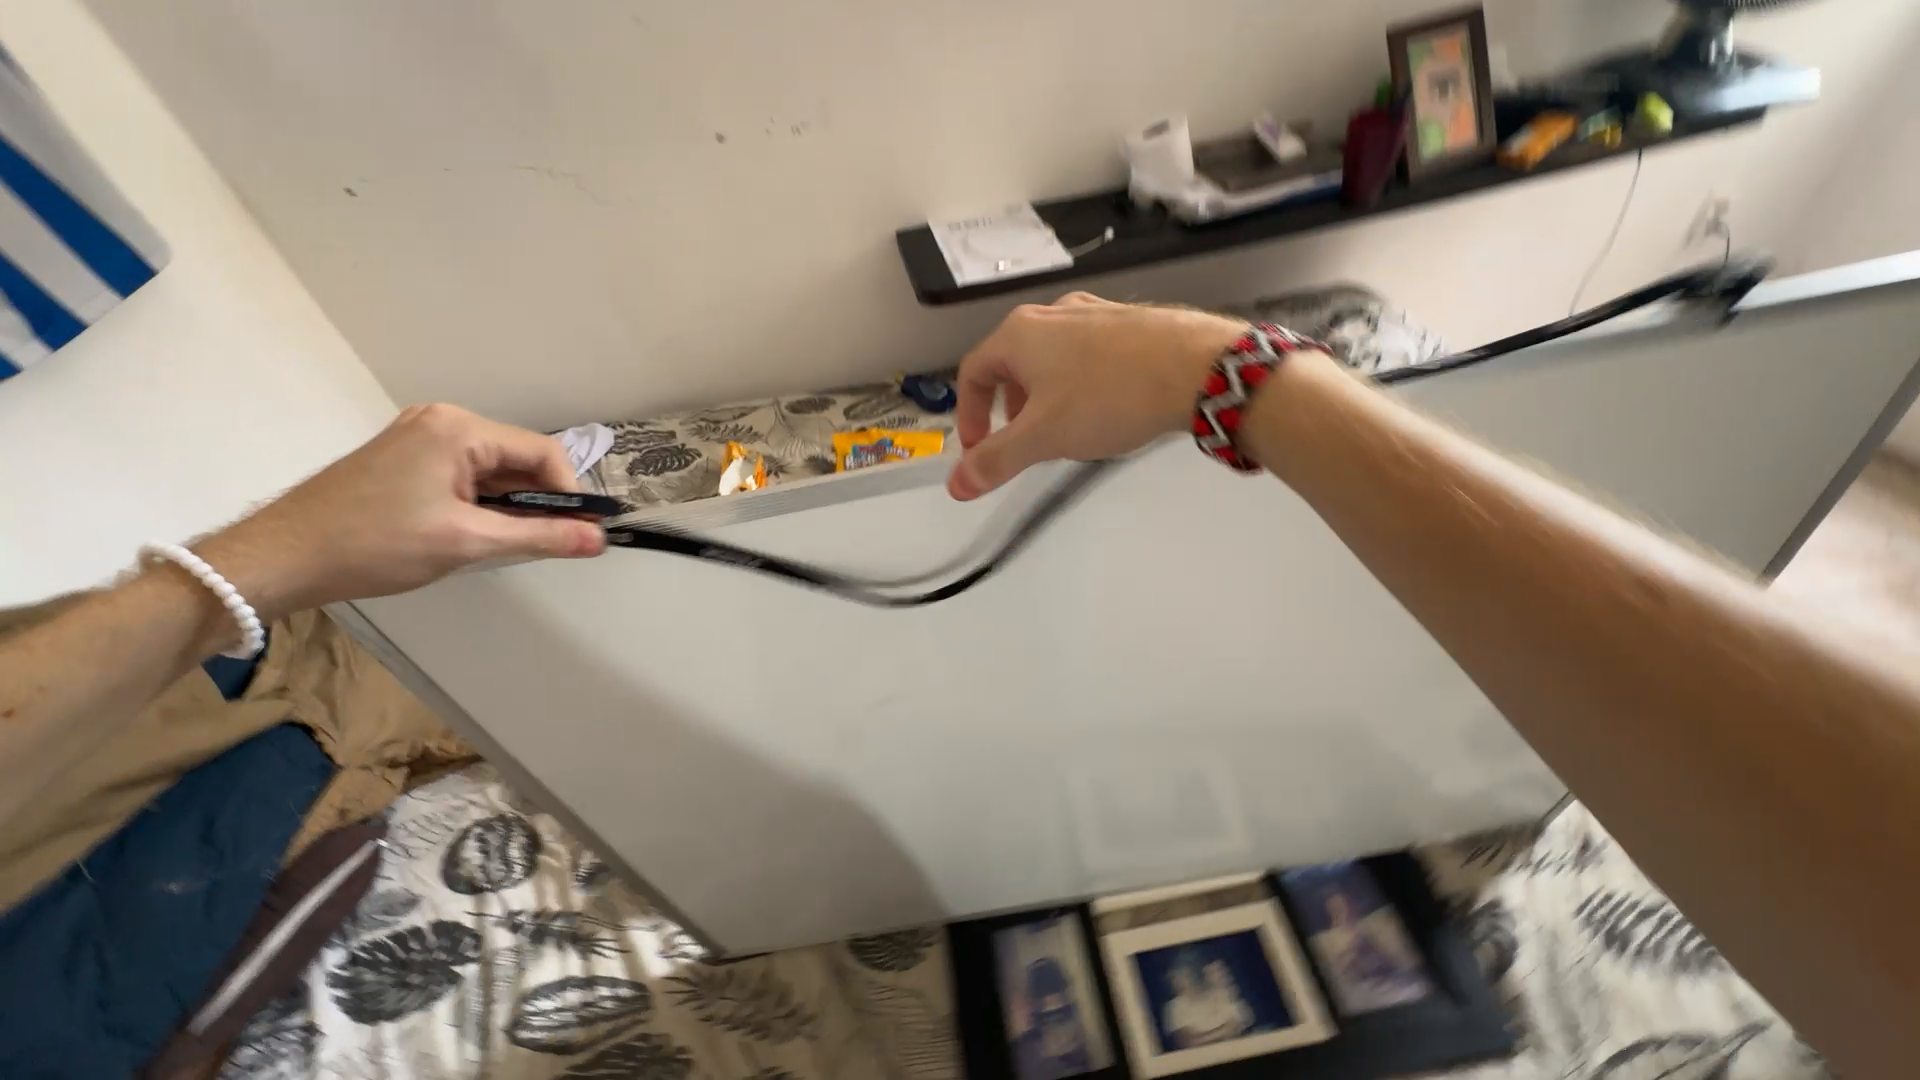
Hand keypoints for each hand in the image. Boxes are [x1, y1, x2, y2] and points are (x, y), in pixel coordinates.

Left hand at [197, 404, 605, 618]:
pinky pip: (466, 474)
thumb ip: (541, 537)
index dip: (568, 493)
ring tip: (504, 543)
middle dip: (539, 501)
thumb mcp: (468, 543)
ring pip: (494, 470)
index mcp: (459, 429)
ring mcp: (420, 436)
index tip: (576, 533)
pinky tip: (474, 531)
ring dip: (510, 505)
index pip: (543, 453)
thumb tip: (599, 540)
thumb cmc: (375, 545)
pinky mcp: (405, 457)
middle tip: (545, 544)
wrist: (280, 557)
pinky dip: (482, 502)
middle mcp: (443, 421)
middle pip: (519, 459)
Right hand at [947, 293, 1250, 499]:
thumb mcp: (1043, 437)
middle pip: (1011, 364)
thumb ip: (996, 461)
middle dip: (1010, 408)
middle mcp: (1051, 314)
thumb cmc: (1107, 398)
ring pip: (1050, 358)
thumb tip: (955, 485)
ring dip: (1044, 396)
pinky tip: (1105, 406)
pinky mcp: (1128, 320)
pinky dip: (1079, 382)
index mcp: (1019, 334)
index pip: (973, 373)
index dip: (969, 415)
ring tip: (1066, 428)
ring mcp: (1093, 312)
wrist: (1197, 366)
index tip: (980, 450)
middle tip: (1024, 442)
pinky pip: (1087, 353)